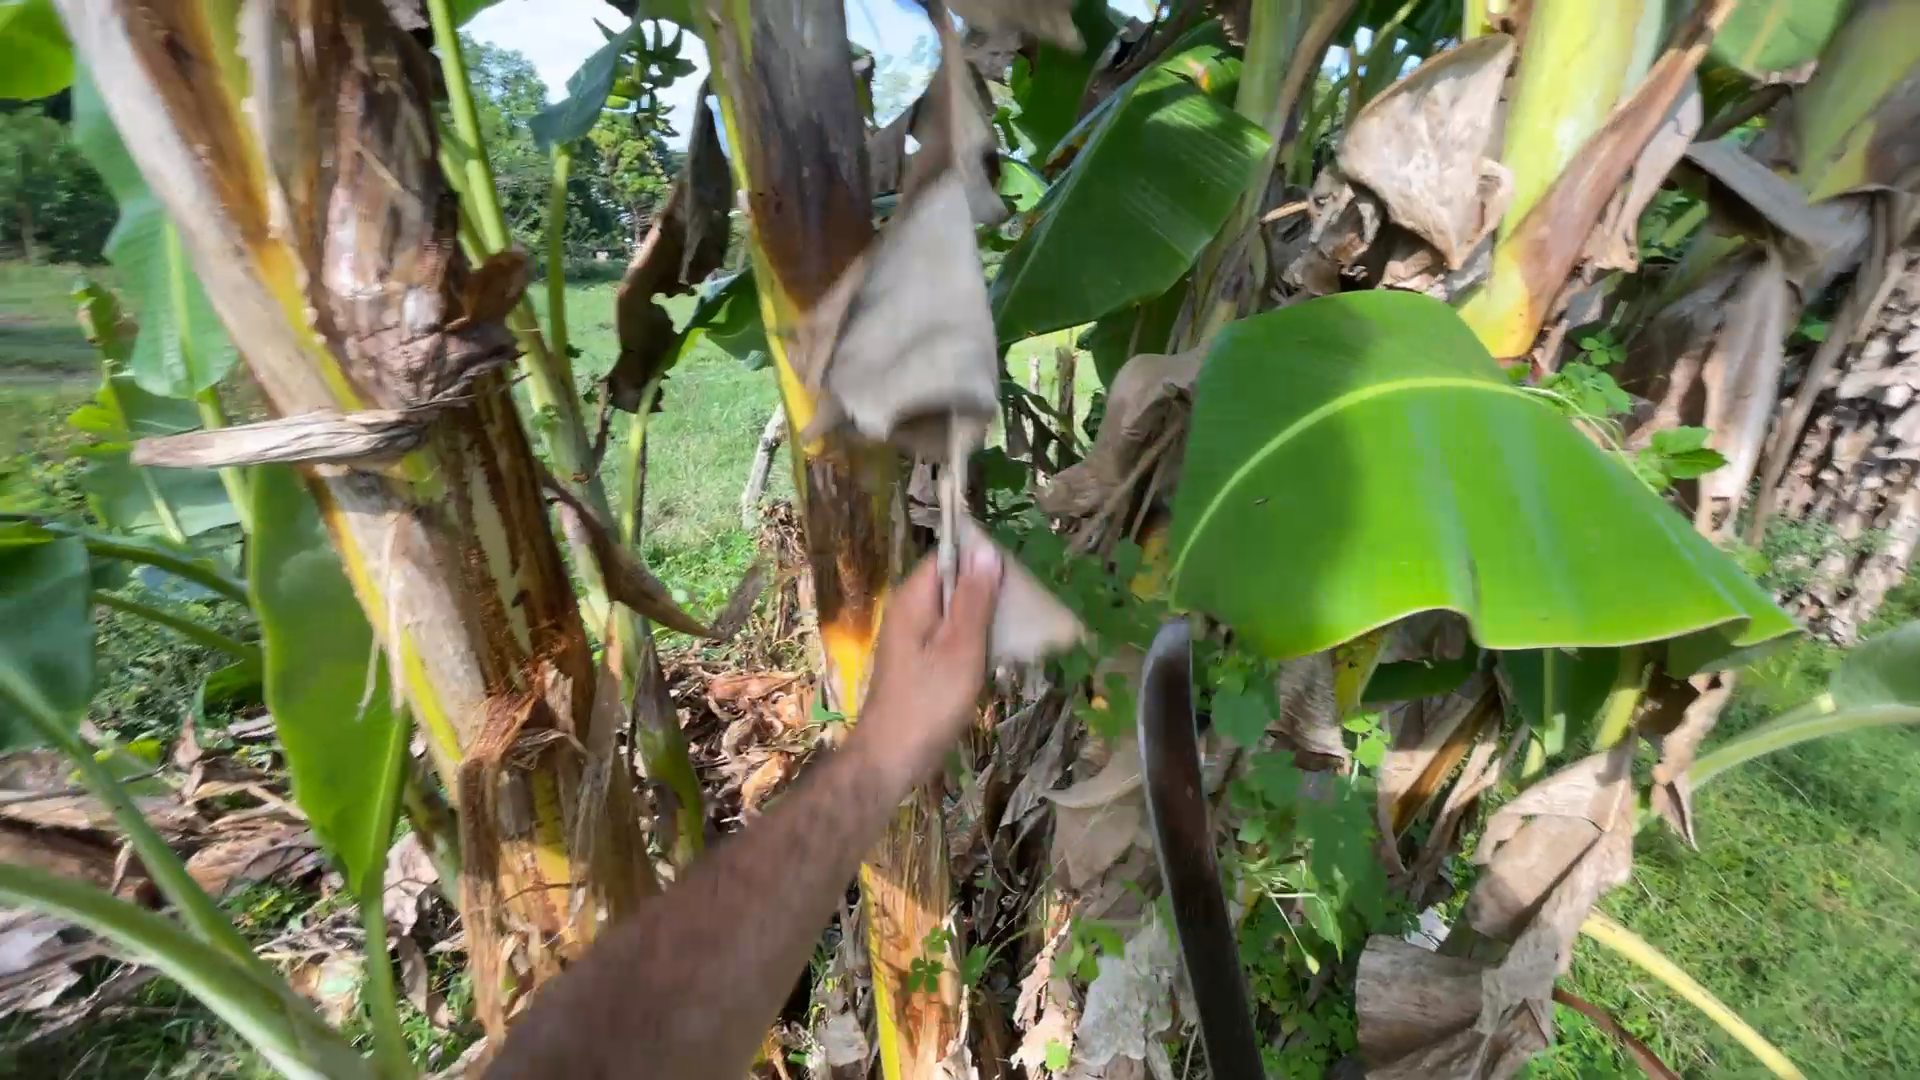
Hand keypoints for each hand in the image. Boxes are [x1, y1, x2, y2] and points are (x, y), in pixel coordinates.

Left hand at [855, 545, 1001, 786]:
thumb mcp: (960, 647)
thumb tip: (987, 551)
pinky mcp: (920, 661)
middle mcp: (909, 611)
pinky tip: (996, 656)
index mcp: (913, 600)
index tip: (1015, 573)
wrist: (891, 758)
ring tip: (1018, 628)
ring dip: (983, 618)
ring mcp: (912, 637)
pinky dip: (973, 641)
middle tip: (1024, 605)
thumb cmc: (928, 702)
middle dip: (986, 590)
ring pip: (954, 612)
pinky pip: (950, 636)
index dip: (980, 559)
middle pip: (952, 583)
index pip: (947, 557)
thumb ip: (974, 600)